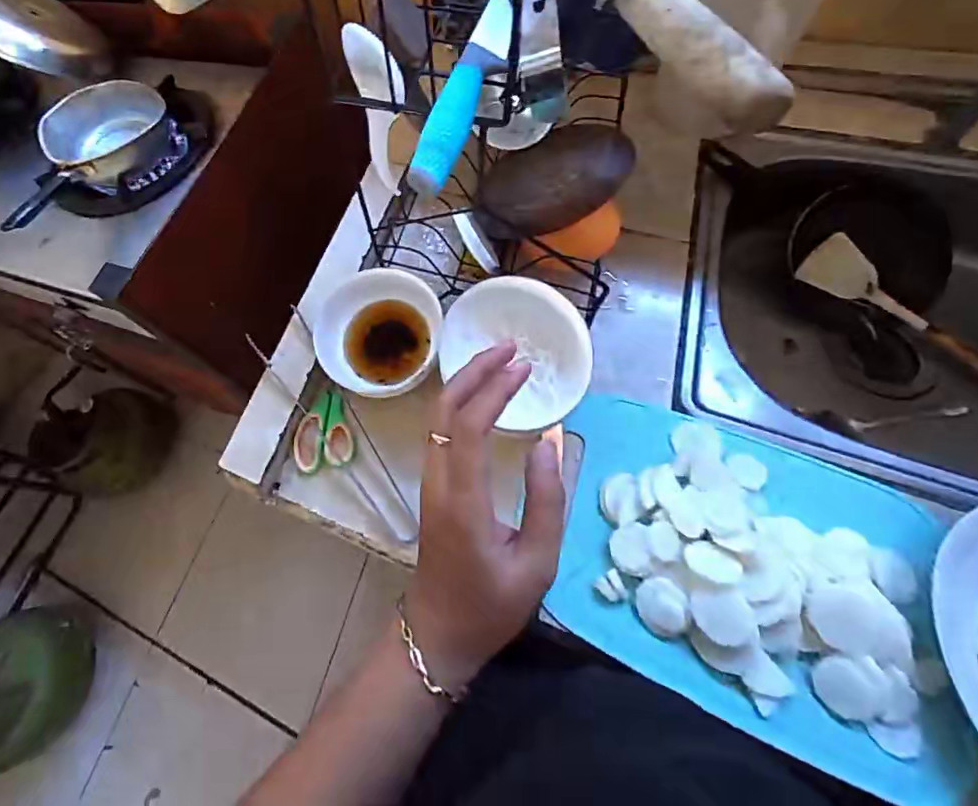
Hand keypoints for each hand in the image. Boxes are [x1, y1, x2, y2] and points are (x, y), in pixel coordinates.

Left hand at [402, 341, 564, 693]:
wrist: (440, 629)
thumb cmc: (492, 604)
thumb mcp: (537, 563)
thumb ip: (546, 501)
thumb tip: (549, 440)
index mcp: (463, 499)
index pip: (471, 426)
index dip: (495, 390)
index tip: (524, 368)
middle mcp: (438, 480)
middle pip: (445, 409)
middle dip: (474, 371)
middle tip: (509, 348)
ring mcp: (429, 480)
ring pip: (437, 416)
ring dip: (465, 383)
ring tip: (498, 361)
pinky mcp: (431, 484)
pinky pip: (440, 430)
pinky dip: (459, 402)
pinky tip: (481, 395)